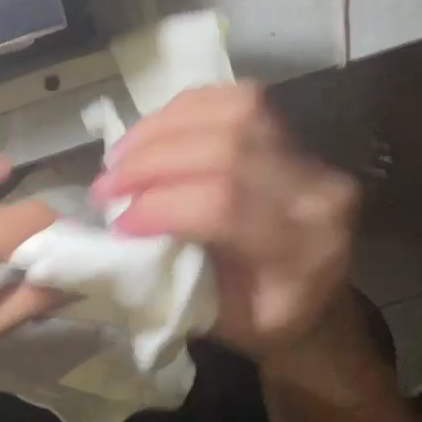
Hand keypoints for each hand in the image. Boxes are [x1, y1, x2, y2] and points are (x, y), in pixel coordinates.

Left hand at [0, 161, 65, 396]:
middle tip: (58, 266)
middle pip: (11, 212)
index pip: (36, 218)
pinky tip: (2, 170)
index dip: (64, 234)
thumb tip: (71, 285)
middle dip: (40, 233)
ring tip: (32, 249)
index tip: (81, 259)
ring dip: (10, 221)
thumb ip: (21, 307)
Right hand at [91, 82, 360, 360]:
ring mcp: (308, 156)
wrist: (316, 299)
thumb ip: (171, 280)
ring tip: (120, 158)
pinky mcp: (292, 133)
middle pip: (225, 149)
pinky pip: (237, 100)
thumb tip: (113, 241)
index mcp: (300, 250)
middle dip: (149, 163)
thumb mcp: (215, 321)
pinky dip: (183, 111)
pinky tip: (150, 135)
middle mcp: (316, 193)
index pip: (223, 205)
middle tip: (105, 187)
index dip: (158, 206)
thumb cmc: (258, 318)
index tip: (117, 224)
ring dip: (160, 130)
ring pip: (233, 113)